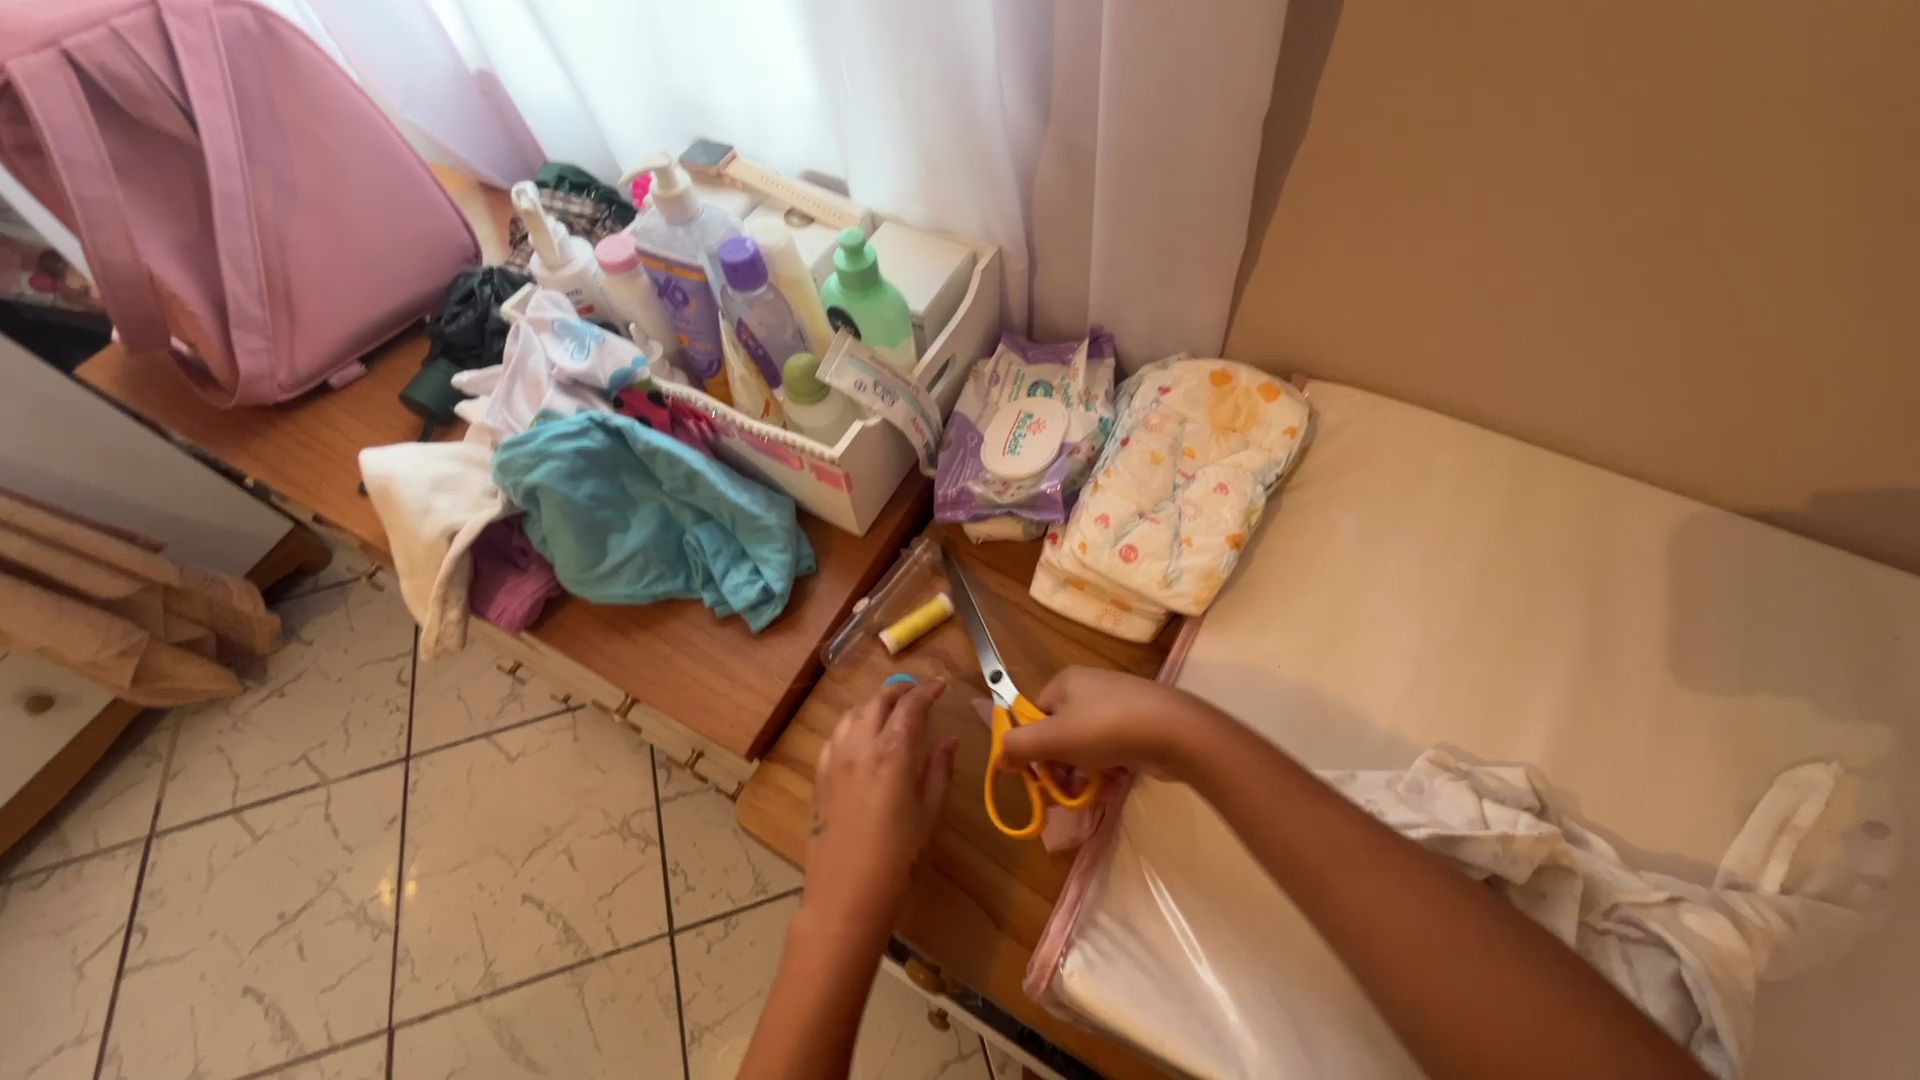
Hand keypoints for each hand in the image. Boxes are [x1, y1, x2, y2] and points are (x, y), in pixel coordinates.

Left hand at [804, 678, 958, 937]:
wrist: (846, 896)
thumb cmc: (899, 859)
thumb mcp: (929, 814)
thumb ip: (939, 770)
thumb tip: (948, 740)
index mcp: (892, 753)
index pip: (910, 706)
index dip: (927, 691)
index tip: (941, 685)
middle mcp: (859, 747)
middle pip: (877, 702)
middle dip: (900, 692)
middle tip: (919, 695)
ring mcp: (834, 761)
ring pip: (852, 714)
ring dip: (874, 705)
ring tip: (891, 712)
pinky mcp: (819, 778)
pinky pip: (834, 737)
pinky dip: (852, 726)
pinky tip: (862, 739)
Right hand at [999, 667, 1221, 779]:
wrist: (1175, 732)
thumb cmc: (1106, 729)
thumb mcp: (1054, 739)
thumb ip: (1020, 746)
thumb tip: (999, 758)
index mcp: (1066, 681)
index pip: (1035, 715)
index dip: (1033, 747)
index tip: (1040, 776)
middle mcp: (1090, 688)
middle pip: (1060, 733)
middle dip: (1061, 767)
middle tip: (1068, 791)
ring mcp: (1119, 706)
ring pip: (1087, 747)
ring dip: (1086, 774)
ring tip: (1094, 793)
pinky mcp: (1141, 725)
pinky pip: (1113, 750)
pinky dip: (1111, 771)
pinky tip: (1115, 787)